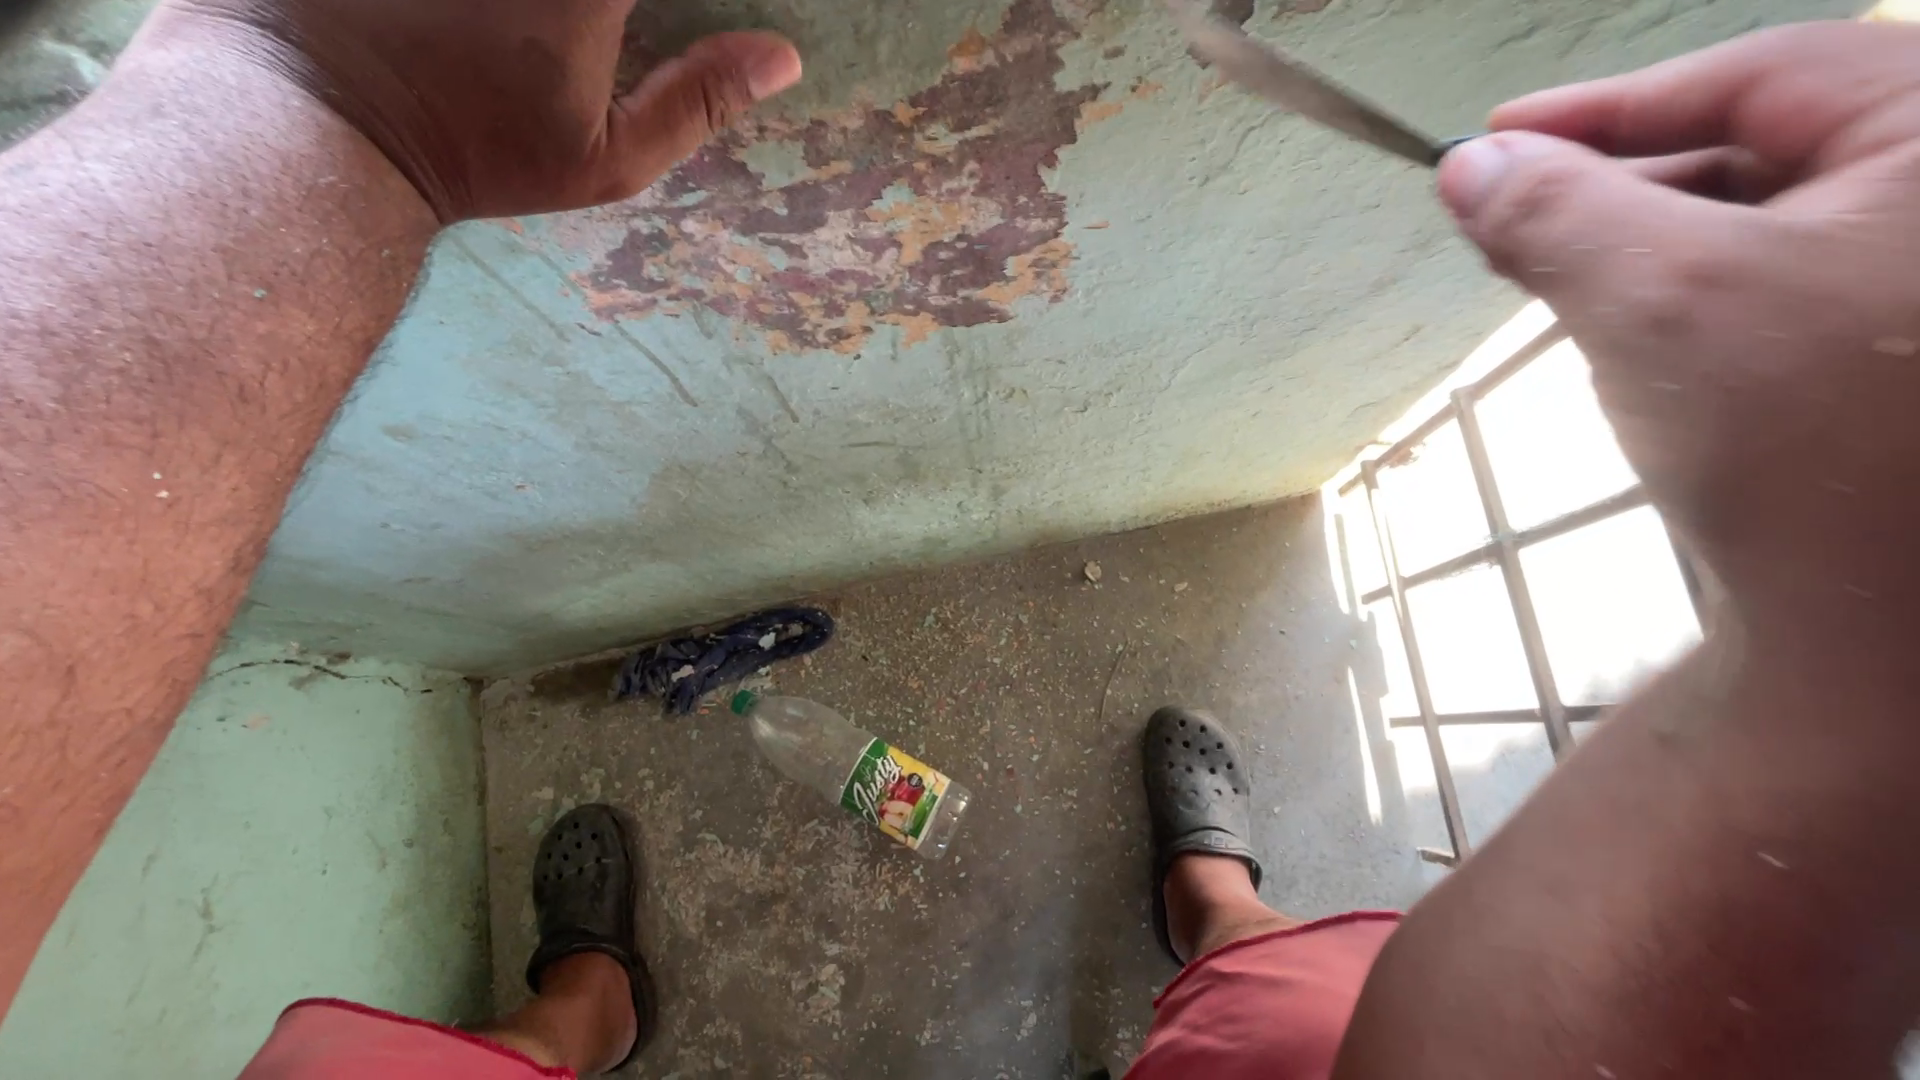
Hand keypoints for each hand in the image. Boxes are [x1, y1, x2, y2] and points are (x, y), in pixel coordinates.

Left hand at [140, 0, 802, 221]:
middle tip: (616, 27)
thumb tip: (783, 57)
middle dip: (619, 4)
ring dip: (568, 6)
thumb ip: (699, 101)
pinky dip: (514, 2)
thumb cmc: (485, 152)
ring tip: (543, 30)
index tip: (646, 23)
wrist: (326, 120)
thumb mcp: (613, 158)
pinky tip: (496, 21)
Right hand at [1438, 22, 1919, 647]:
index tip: (1491, 138)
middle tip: (1503, 210)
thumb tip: (1466, 165)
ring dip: (1638, 233)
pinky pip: (1771, 275)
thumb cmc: (1797, 439)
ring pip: (1761, 214)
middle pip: (1762, 141)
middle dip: (1614, 176)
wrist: (1879, 624)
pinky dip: (1679, 282)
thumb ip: (1557, 214)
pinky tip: (1619, 312)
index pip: (1758, 75)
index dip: (1605, 104)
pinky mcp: (1897, 344)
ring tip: (1543, 264)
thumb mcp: (1656, 301)